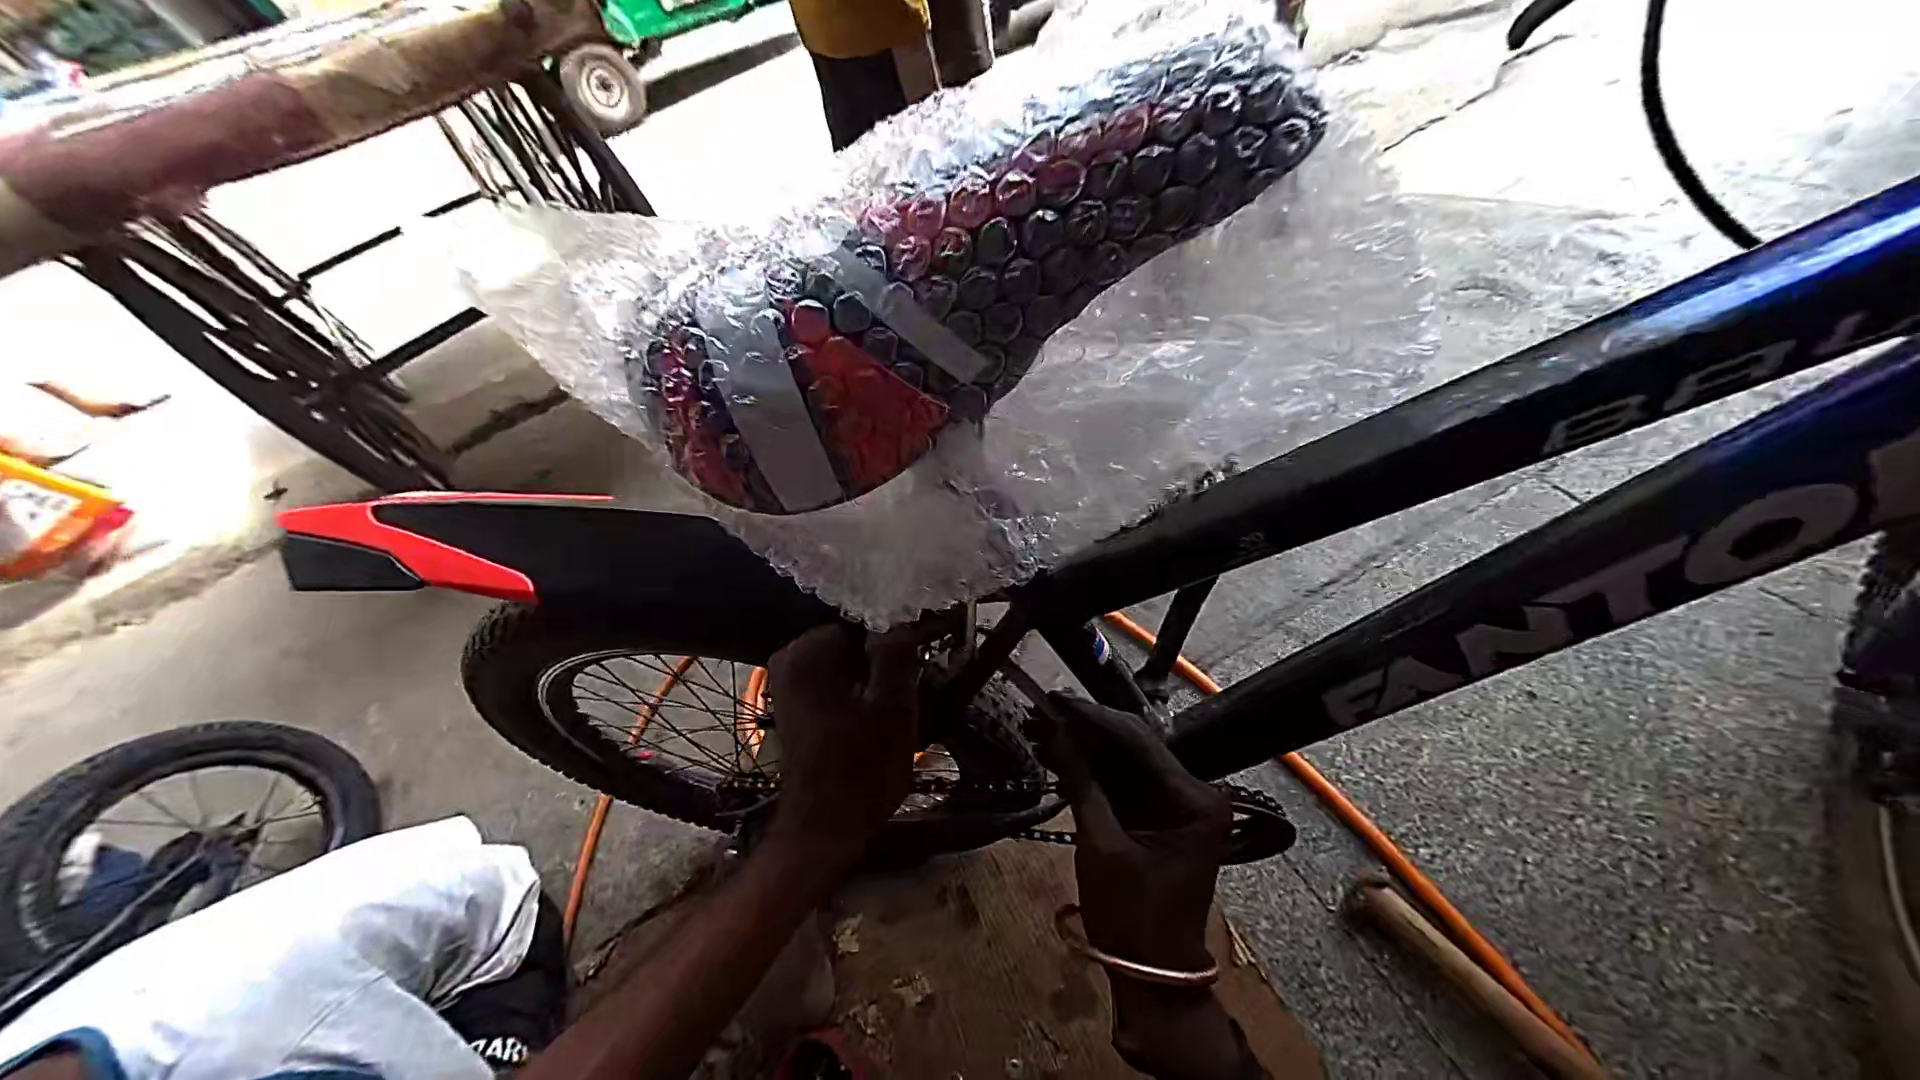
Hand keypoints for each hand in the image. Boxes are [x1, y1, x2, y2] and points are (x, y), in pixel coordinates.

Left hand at [764, 625, 923, 857]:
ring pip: (851, 658)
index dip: (903, 631)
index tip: (934, 644)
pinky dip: (865, 685)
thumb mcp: (893, 708)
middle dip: (890, 652)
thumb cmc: (861, 771)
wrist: (825, 830)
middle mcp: (791, 658)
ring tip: (912, 689)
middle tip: (925, 672)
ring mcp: (791, 680)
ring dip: (881, 670)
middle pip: (857, 637)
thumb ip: (898, 654)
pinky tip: (888, 704)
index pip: (866, 617)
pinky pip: (840, 677)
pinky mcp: (800, 702)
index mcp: (807, 652)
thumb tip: (905, 618)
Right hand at [1037, 694, 1260, 1079]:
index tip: (1056, 700)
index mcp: (1195, 800)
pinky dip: (1090, 771)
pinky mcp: (1155, 815)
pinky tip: (1057, 755)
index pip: (1139, 741)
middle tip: (1042, 712)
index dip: (1093, 718)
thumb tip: (1054, 731)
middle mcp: (1192, 793)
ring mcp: (1174, 804)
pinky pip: (1121, 782)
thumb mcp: (1102, 847)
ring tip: (1040, 729)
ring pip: (1123, 761)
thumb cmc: (1133, 917)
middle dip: (1084, 731)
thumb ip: (1081, 783)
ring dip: (1083, 748)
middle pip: (1131, 747)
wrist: (1152, 975)